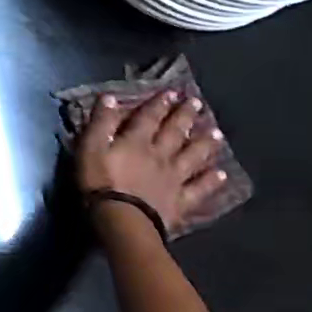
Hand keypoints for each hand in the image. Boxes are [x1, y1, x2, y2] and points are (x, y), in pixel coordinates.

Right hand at [76, 90, 228, 236]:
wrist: (122, 219)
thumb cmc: (99, 180)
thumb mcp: (90, 146)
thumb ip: (100, 122)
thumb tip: (110, 97)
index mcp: (137, 141)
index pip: (149, 117)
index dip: (159, 104)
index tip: (172, 92)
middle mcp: (161, 155)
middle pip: (175, 132)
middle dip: (185, 116)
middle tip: (197, 103)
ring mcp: (174, 178)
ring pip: (193, 156)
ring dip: (205, 143)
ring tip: (216, 132)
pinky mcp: (181, 200)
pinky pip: (199, 188)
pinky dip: (211, 181)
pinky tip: (221, 174)